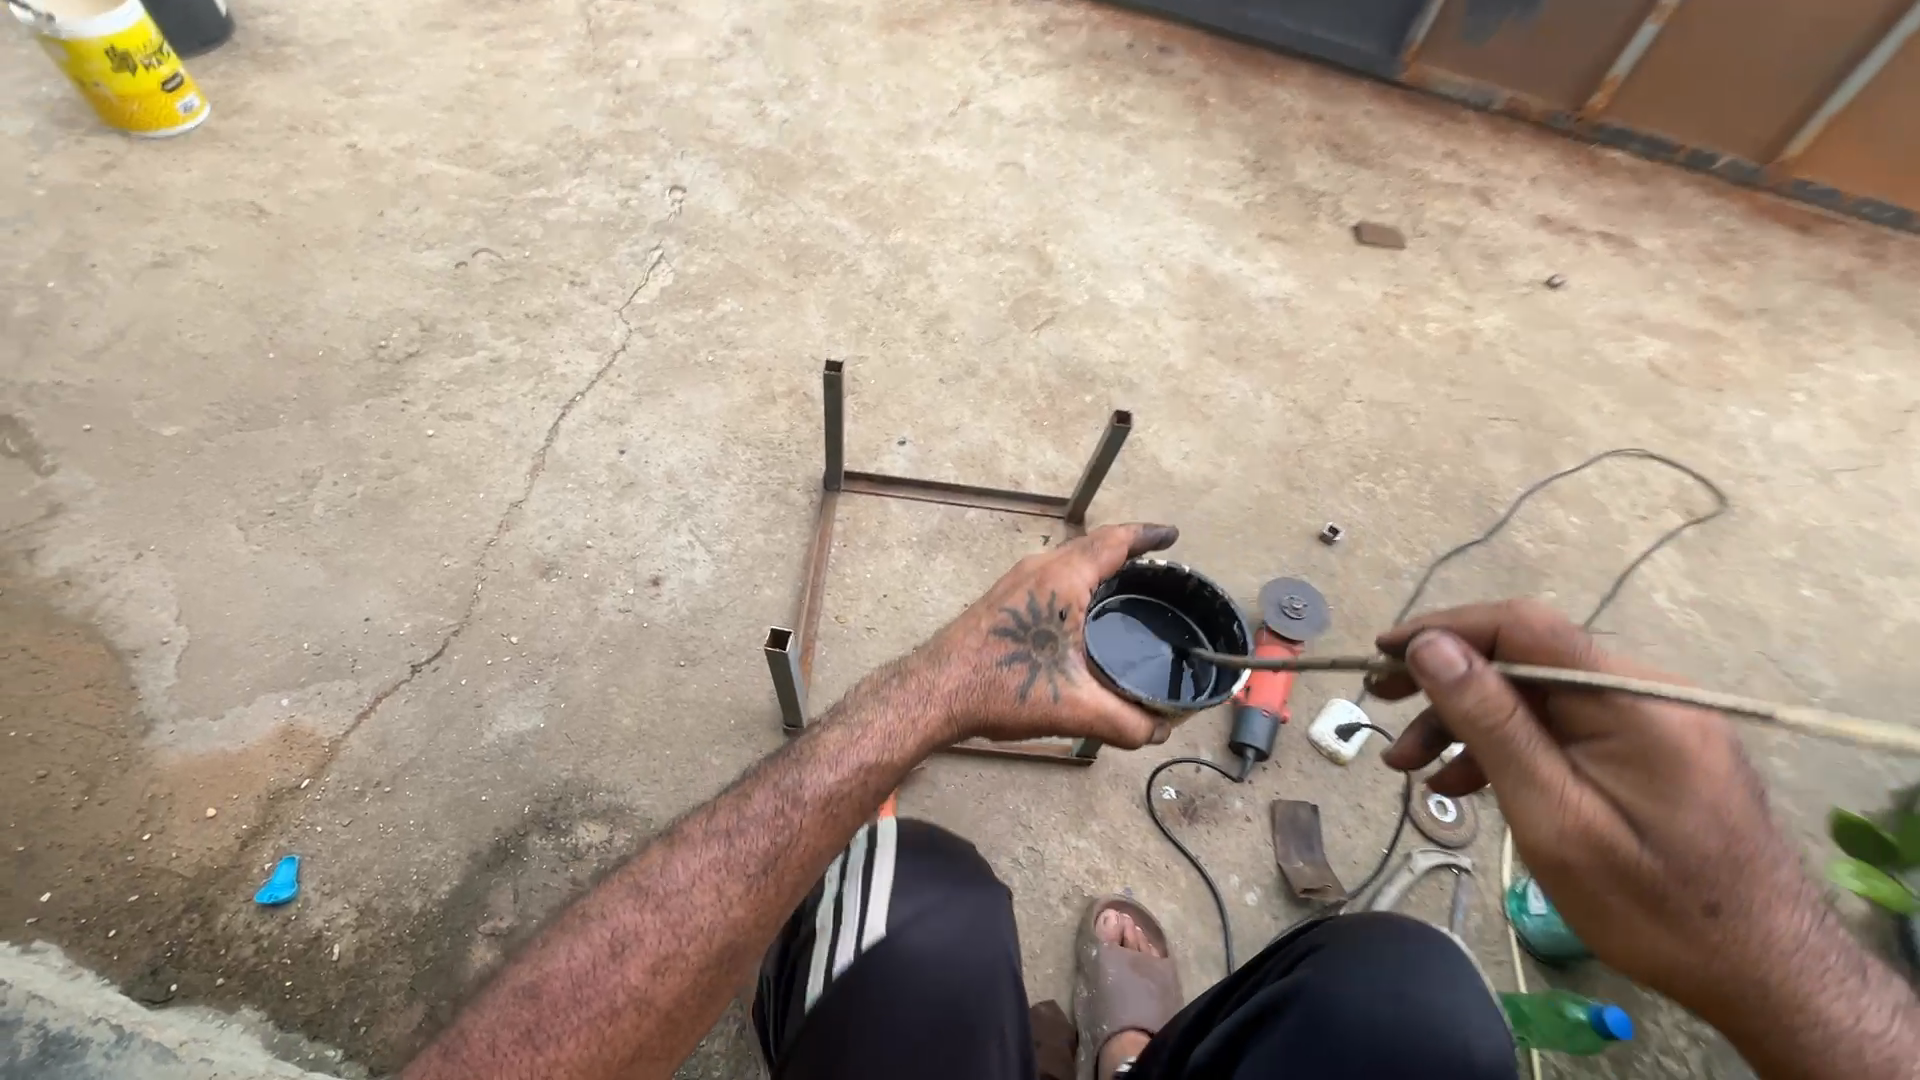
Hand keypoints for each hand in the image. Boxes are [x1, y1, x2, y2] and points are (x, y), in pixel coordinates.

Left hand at [917, 523, 1180, 748]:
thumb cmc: (1003, 687)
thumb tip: (1160, 729)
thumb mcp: (1077, 710)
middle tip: (1157, 568)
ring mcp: (1015, 581)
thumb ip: (1128, 722)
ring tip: (1125, 587)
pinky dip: (1076, 581)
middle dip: (1127, 550)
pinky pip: (1050, 576)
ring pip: (1067, 560)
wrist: (934, 691)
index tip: (1172, 534)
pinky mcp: (1001, 599)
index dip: (1147, 535)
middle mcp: (1038, 568)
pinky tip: (1082, 612)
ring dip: (1098, 565)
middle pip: (1091, 545)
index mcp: (1061, 579)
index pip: (1114, 541)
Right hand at [1369, 600, 1825, 1018]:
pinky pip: (1552, 728)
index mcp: (1632, 700)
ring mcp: (1643, 722)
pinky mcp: (1638, 751)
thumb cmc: (1653, 905)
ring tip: (1404, 764)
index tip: (1379, 651)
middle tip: (1378, 698)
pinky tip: (1457, 782)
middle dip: (1441, 678)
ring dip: (1460, 723)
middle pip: (1519, 657)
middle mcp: (1641, 694)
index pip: (1522, 625)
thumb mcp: (1553, 815)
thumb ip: (1492, 723)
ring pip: (1528, 696)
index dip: (1442, 628)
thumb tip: (1428, 646)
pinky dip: (1498, 748)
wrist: (1765, 977)